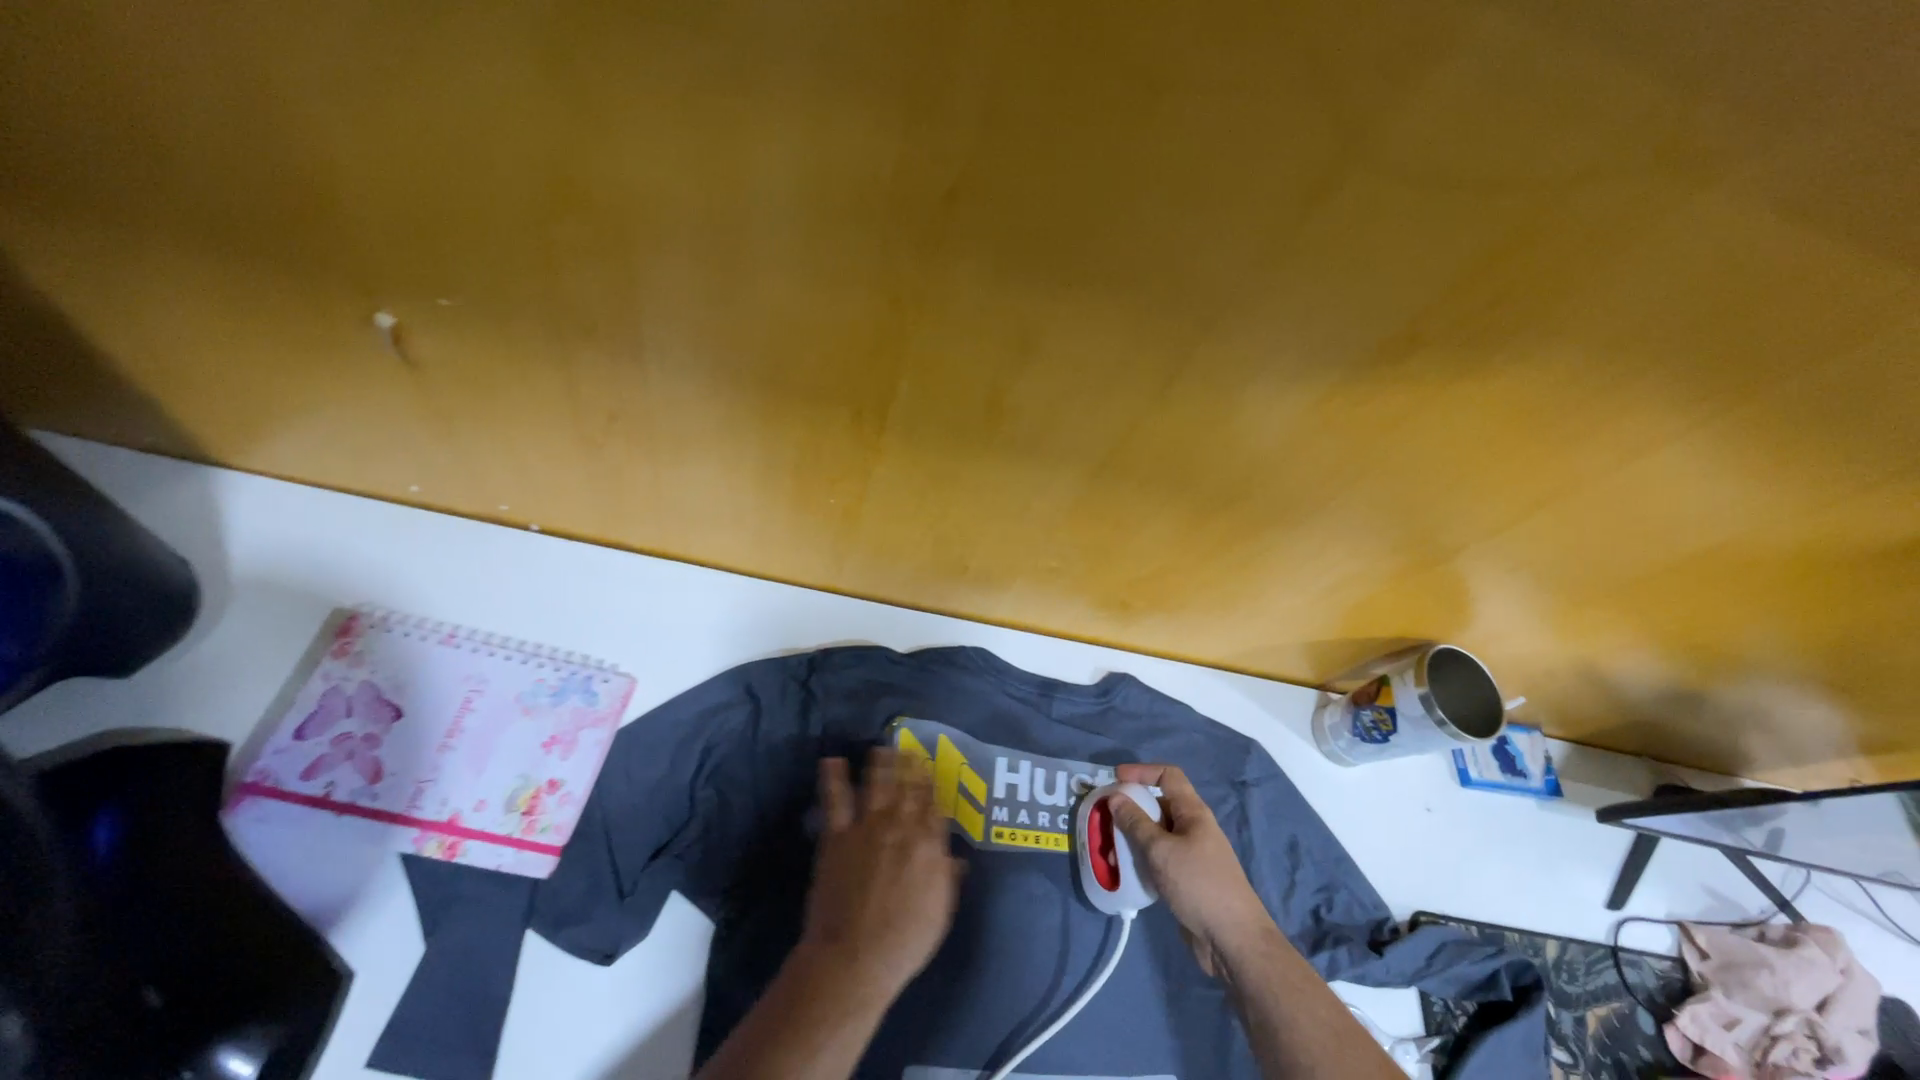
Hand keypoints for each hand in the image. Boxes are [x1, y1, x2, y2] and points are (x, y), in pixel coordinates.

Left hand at [800, 748, 964, 995]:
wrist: (856, 956)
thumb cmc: (905, 941)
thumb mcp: (940, 912)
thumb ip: (948, 879)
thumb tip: (956, 857)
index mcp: (930, 846)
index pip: (934, 806)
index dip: (933, 785)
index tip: (932, 768)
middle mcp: (901, 828)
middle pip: (908, 788)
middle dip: (910, 766)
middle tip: (910, 748)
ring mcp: (867, 828)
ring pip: (877, 785)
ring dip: (881, 764)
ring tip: (882, 747)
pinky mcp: (837, 836)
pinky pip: (835, 799)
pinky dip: (833, 778)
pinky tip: (831, 760)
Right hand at [1107, 763, 1276, 978]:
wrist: (1231, 938)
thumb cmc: (1198, 885)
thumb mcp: (1161, 850)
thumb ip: (1136, 823)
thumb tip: (1116, 797)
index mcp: (1193, 813)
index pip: (1168, 776)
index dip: (1142, 771)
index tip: (1114, 777)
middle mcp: (1193, 829)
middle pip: (1159, 806)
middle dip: (1130, 809)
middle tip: (1103, 820)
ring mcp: (1191, 855)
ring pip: (1156, 835)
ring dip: (1131, 838)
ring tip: (1107, 852)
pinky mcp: (1185, 879)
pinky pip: (1158, 859)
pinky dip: (1140, 860)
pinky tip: (1125, 873)